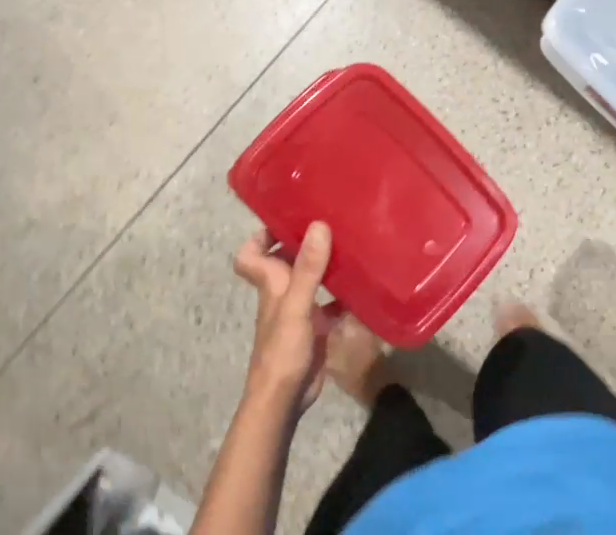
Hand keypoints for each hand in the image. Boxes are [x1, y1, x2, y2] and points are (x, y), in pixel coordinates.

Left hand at [233, 221, 341, 417]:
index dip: (261, 236)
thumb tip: (318, 225)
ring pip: (310, 279)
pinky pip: (331, 304)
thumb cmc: (282, 350)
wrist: (284, 399)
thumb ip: (307, 268)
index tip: (288, 216)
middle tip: (332, 221)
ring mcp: (300, 311)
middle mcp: (282, 293)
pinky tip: (365, 287)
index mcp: (271, 284)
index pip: (250, 255)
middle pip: (285, 261)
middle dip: (303, 242)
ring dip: (326, 265)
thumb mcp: (296, 306)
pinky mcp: (317, 328)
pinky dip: (344, 295)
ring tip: (353, 243)